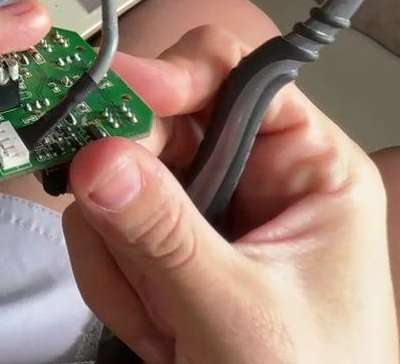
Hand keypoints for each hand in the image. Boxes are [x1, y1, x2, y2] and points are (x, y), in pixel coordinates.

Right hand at [63, 27, 398, 363]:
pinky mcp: (156, 234)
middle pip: (152, 120)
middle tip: (125, 241)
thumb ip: (165, 234)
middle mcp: (246, 168)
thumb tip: (93, 155)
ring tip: (162, 323)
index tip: (112, 97)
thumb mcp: (241, 316)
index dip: (171, 73)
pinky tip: (151, 329)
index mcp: (306, 165)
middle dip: (133, 191)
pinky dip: (108, 274)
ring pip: (111, 170)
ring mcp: (195, 202)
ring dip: (119, 249)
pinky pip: (97, 216)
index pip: (229, 70)